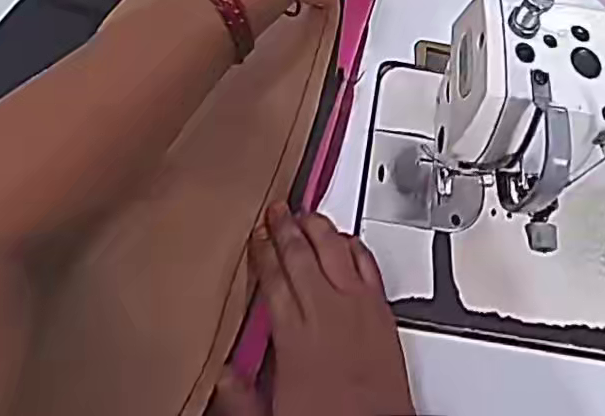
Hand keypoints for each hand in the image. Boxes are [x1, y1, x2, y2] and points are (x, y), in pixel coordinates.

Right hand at [212, 205, 413, 415]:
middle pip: (300, 254)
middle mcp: (325, 311)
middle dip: (285, 228)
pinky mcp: (381, 306)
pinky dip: (353, 244)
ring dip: (317, 226)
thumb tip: (223, 374)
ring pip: (333, 248)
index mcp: (294, 336)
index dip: (262, 252)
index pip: (272, 278)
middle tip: (276, 210)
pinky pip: (366, 261)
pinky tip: (344, 238)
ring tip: (305, 213)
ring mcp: (356, 304)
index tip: (256, 236)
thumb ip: (243, 395)